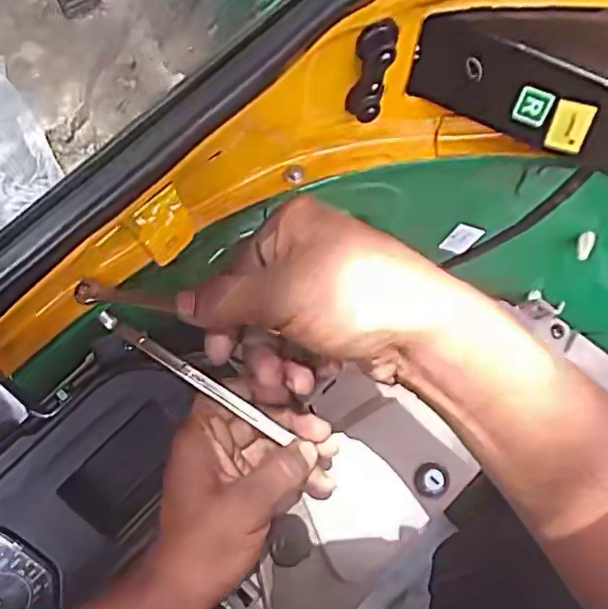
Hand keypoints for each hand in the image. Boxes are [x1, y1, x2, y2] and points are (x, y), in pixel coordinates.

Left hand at [132, 390, 335, 608]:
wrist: (185, 590)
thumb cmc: (199, 549)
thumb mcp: (247, 503)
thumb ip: (282, 470)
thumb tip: (309, 448)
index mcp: (201, 440)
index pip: (230, 394)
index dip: (264, 392)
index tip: (295, 397)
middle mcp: (212, 449)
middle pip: (257, 419)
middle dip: (294, 428)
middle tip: (323, 437)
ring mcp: (228, 471)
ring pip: (270, 448)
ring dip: (301, 455)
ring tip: (328, 463)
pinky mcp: (241, 493)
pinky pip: (271, 474)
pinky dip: (294, 478)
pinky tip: (318, 485)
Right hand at [174, 196, 490, 404]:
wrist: (421, 333)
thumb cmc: (365, 296)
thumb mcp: (280, 295)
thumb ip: (226, 301)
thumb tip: (186, 302)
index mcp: (289, 229)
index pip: (234, 274)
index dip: (222, 316)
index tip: (218, 346)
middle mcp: (305, 255)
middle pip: (254, 310)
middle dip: (257, 350)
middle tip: (260, 372)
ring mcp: (322, 290)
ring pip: (276, 335)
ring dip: (278, 365)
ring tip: (292, 379)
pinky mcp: (336, 321)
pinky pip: (300, 346)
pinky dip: (302, 366)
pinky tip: (313, 373)